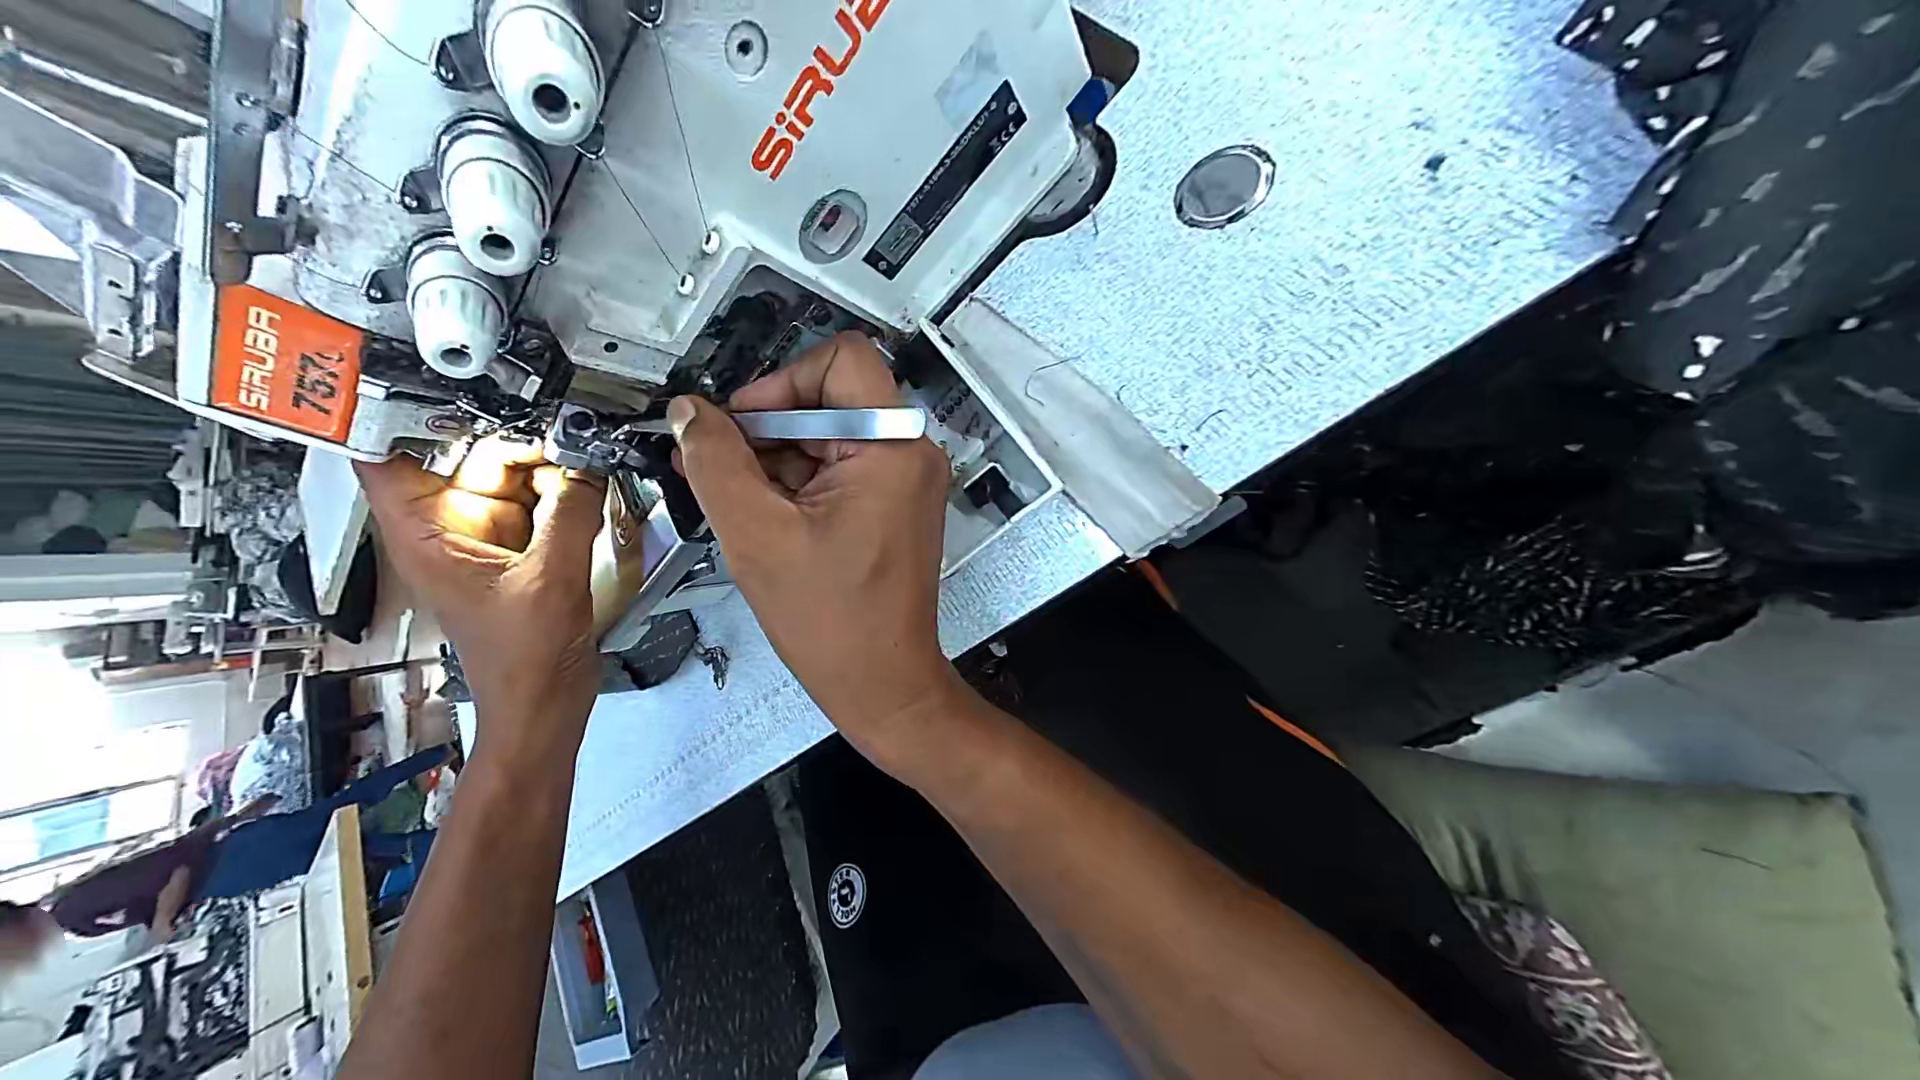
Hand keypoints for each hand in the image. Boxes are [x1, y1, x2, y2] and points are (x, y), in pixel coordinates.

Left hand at [356, 438, 607, 763]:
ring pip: (511, 476)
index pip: (388, 456)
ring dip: (547, 466)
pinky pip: (541, 502)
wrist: (548, 701)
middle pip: (468, 456)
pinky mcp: (525, 548)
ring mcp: (491, 537)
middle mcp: (452, 529)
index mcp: (427, 537)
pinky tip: (590, 487)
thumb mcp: (551, 581)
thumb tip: (589, 466)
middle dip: (512, 439)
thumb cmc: (525, 661)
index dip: (403, 412)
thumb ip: (570, 514)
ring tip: (584, 458)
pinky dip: (565, 492)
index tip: (437, 380)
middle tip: (559, 429)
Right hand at [670, 334, 960, 764]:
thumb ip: (716, 461)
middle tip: (716, 462)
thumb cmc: (837, 625)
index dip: (779, 382)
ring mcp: (904, 479)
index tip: (740, 422)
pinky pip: (837, 466)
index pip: (839, 360)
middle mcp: (910, 454)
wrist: (881, 681)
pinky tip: (760, 513)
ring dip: (774, 457)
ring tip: (734, 499)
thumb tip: (692, 413)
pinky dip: (795, 480)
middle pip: (828, 398)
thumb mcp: (756, 535)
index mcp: (892, 449)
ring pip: (827, 434)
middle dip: (765, 427)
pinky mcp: (892, 502)